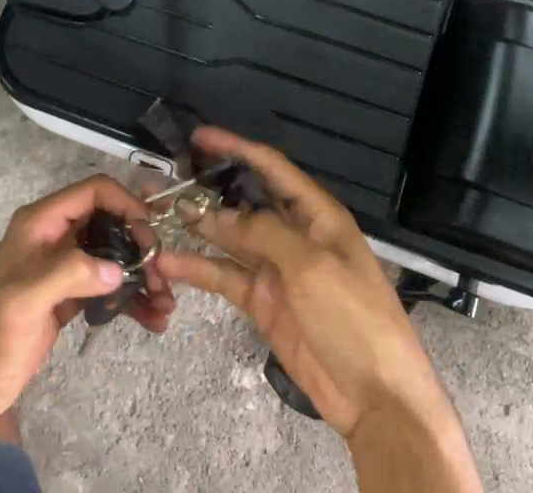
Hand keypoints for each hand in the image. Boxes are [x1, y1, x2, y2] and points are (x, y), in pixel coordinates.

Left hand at [0, 174, 174, 421]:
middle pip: (112, 223)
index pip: (94, 192)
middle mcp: (56, 237)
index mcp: (40, 223)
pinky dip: (133, 299)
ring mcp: (65, 267)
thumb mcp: (24, 301)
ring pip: (116, 256)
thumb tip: (116, 269)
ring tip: (166, 304)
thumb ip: (69, 274)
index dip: (126, 206)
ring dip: (143, 276)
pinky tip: (153, 319)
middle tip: (163, 277)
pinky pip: (111, 287)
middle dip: (141, 246)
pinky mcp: (72, 296)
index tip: (149, 238)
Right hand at [157, 129, 461, 443]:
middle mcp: (295, 235)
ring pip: (230, 238)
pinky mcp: (262, 302)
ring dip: (198, 227)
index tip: (200, 136)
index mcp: (318, 216)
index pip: (273, 169)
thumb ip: (264, 234)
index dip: (237, 148)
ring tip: (157, 216)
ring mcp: (276, 270)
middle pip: (247, 201)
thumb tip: (218, 216)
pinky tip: (169, 263)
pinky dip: (198, 269)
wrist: (374, 395)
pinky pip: (225, 277)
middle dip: (210, 188)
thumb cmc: (354, 318)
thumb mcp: (313, 267)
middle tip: (168, 179)